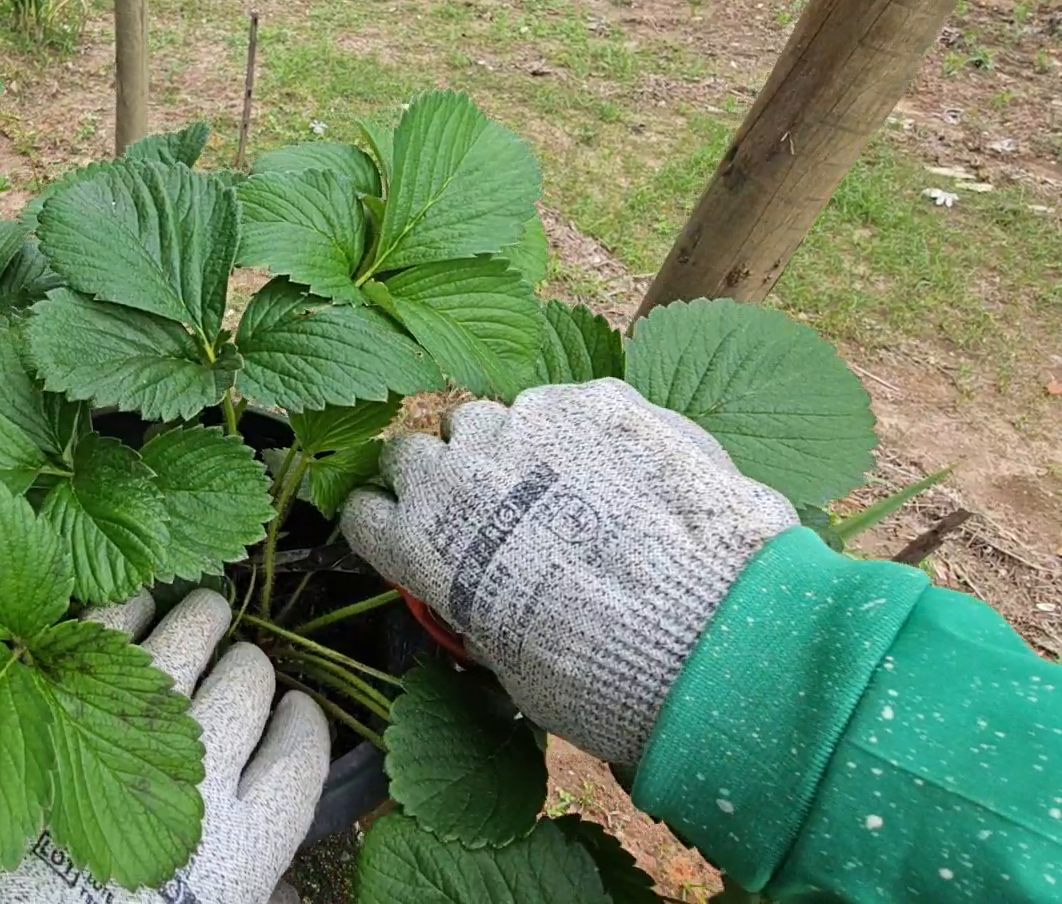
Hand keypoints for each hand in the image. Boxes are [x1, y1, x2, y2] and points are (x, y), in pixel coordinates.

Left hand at [0, 589, 328, 903]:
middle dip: (248, 665)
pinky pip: (115, 624)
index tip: (296, 708)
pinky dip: (134, 605)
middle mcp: (198, 777)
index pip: (299, 761)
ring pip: (194, 636)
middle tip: (238, 660)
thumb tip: (290, 890)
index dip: (303, 725)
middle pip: (247, 683)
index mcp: (239, 849)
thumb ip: (244, 883)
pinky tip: (141, 605)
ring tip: (208, 610)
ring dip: (206, 615)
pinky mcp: (65, 686)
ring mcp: (129, 722)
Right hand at [340, 378, 796, 765]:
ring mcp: (518, 429)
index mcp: (418, 544)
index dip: (386, 517)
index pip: (362, 510)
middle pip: (409, 452)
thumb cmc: (607, 681)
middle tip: (487, 503)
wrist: (721, 646)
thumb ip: (474, 604)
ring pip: (483, 418)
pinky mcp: (588, 402)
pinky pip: (563, 404)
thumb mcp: (506, 659)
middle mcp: (449, 477)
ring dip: (505, 446)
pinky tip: (625, 472)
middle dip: (439, 472)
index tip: (410, 525)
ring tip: (564, 484)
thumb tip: (485, 593)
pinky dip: (582, 431)